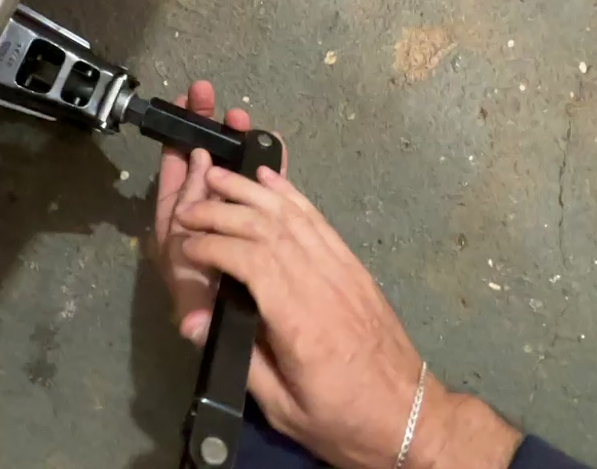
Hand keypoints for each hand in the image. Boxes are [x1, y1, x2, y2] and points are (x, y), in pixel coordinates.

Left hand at [150, 80, 250, 343]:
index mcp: (177, 236)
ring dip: (228, 137)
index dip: (183, 168)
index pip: (177, 195)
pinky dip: (259, 162)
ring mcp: (224, 212)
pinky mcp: (250, 215)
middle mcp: (198, 217)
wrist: (252, 334)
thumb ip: (197, 316)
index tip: (197, 146)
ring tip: (236, 110)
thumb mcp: (201, 316)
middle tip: (201, 94)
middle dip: (199, 129)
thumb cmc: (218, 318)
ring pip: (223, 167)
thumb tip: (191, 325)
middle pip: (196, 165)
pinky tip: (268, 140)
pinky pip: (252, 183)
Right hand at [176, 166, 522, 468]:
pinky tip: (269, 177)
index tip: (186, 246)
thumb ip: (242, 360)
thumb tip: (194, 322)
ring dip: (251, 190)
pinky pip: (317, 218)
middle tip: (189, 208)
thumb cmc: (343, 420)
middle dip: (222, 211)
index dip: (214, 245)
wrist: (410, 417)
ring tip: (218, 176)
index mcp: (300, 322)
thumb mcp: (285, 410)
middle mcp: (320, 282)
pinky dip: (290, 193)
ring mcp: (340, 267)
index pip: (251, 261)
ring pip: (291, 214)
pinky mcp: (351, 263)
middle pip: (266, 228)